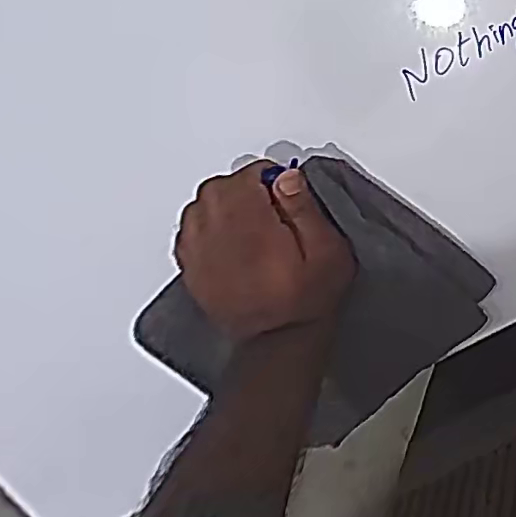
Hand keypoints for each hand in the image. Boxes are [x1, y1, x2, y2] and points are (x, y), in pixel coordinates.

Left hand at [174, 161, 355, 340]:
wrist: (280, 342)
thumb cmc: (308, 297)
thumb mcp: (327, 248)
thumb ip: (305, 208)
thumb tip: (286, 176)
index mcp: (252, 229)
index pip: (245, 178)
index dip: (268, 175)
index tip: (285, 187)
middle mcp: (219, 239)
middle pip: (217, 188)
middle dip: (244, 186)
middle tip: (271, 200)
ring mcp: (200, 256)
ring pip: (200, 206)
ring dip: (224, 202)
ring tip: (250, 216)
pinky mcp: (192, 271)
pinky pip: (188, 230)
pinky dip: (205, 222)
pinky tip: (227, 232)